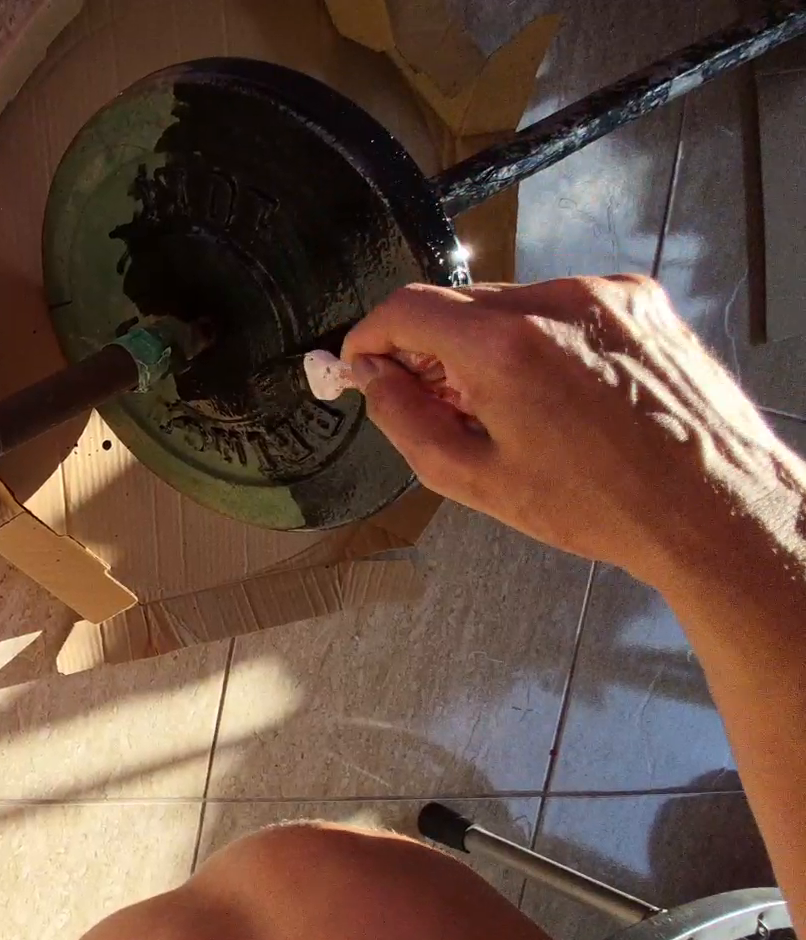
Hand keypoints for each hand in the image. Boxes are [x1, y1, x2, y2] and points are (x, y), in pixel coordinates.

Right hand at [342, 276, 803, 588]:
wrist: (716, 508)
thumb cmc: (590, 503)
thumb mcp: (462, 473)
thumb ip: (399, 415)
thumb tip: (369, 377)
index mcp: (507, 347)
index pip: (404, 308)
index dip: (367, 337)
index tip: (359, 367)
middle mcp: (558, 304)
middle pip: (450, 304)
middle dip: (420, 348)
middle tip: (424, 401)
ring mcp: (607, 296)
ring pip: (498, 305)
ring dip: (471, 346)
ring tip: (490, 404)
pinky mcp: (639, 302)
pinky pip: (548, 307)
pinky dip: (521, 340)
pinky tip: (537, 389)